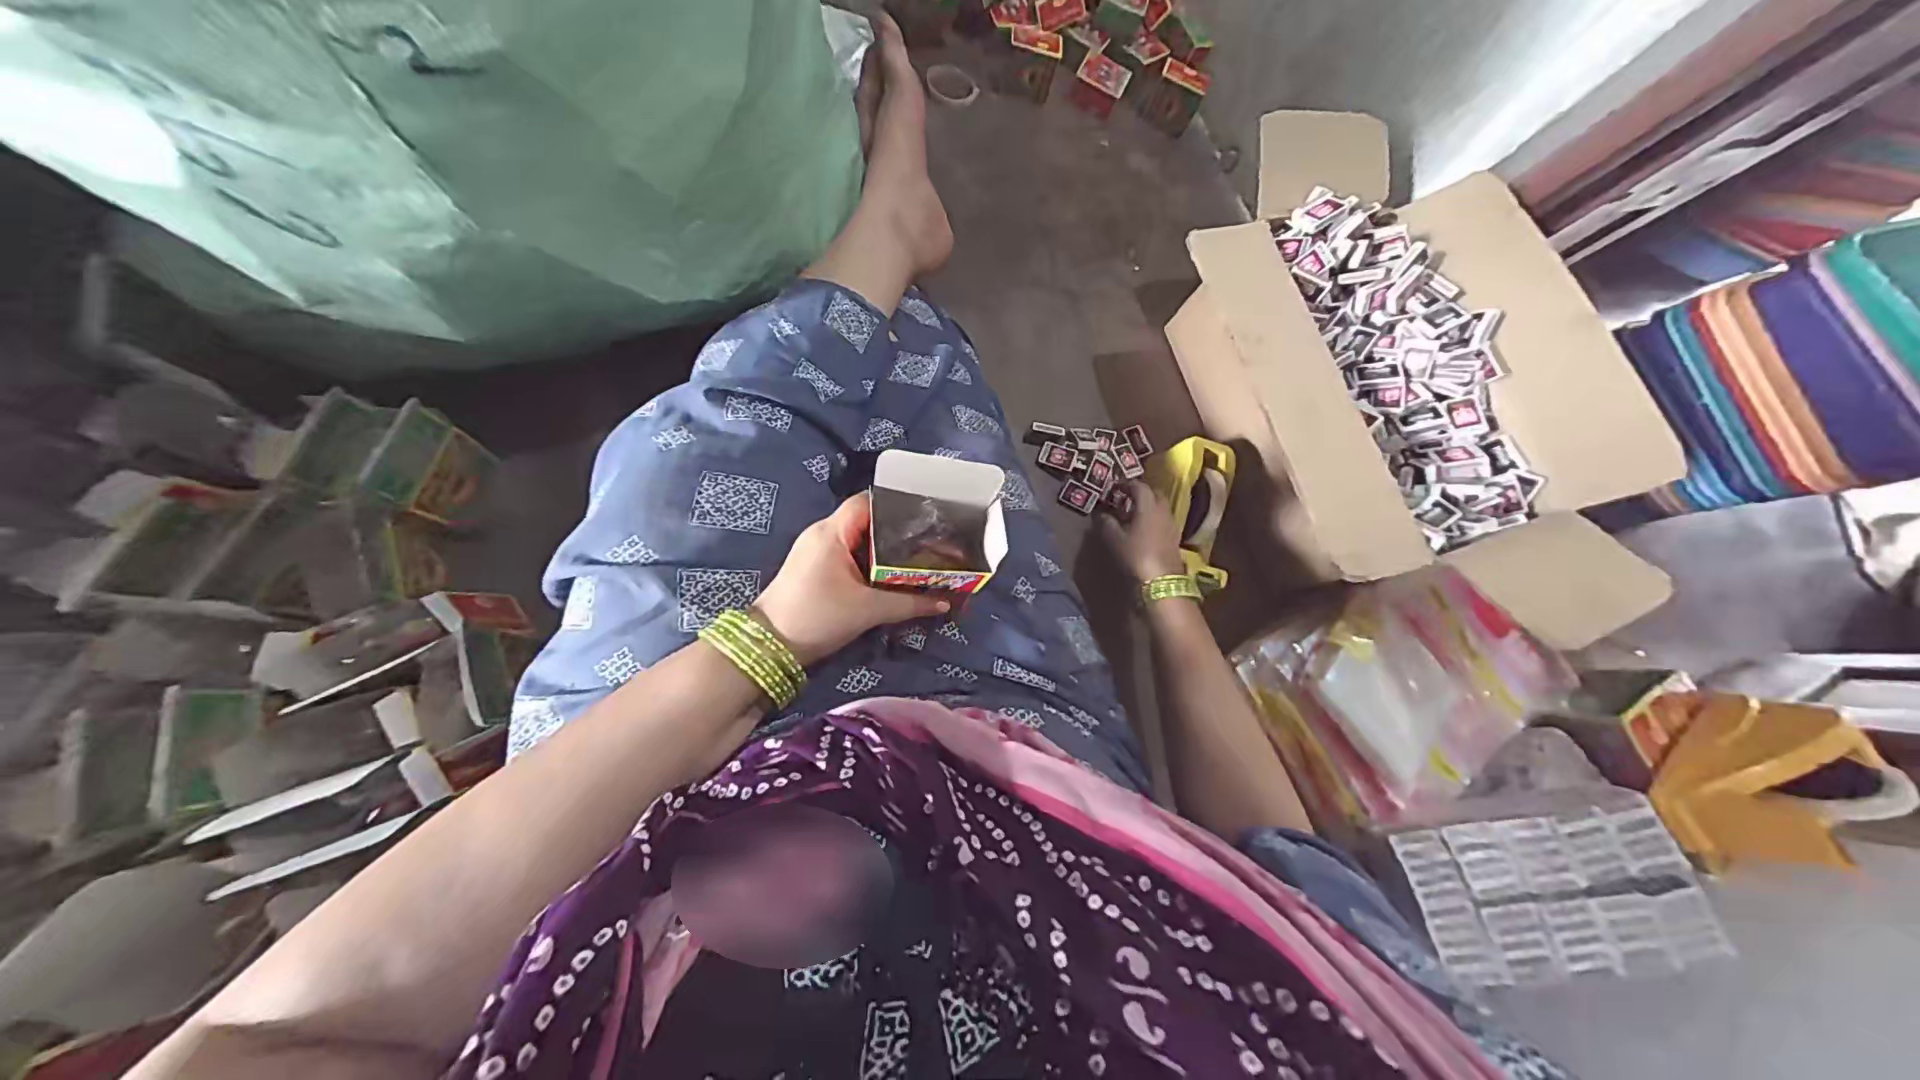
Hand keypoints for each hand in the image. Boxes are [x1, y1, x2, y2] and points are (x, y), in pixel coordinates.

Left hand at [755, 493, 950, 666]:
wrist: (771, 645)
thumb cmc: (818, 617)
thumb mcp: (868, 610)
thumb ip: (909, 603)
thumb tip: (945, 602)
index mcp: (832, 532)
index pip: (868, 502)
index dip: (897, 506)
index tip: (925, 518)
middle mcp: (823, 533)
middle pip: (866, 520)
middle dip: (897, 531)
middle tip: (929, 541)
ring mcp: (816, 550)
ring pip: (858, 539)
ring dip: (884, 549)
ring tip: (916, 557)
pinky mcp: (815, 568)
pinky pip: (848, 554)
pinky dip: (869, 561)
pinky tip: (890, 574)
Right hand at [1096, 481, 1188, 582]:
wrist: (1162, 580)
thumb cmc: (1136, 555)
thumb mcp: (1115, 539)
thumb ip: (1106, 522)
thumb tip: (1100, 513)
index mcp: (1148, 506)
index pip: (1139, 486)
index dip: (1126, 484)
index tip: (1115, 488)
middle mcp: (1163, 510)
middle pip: (1154, 493)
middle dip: (1140, 492)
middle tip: (1125, 497)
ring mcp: (1171, 523)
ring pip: (1160, 506)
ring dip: (1148, 505)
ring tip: (1133, 513)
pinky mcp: (1174, 536)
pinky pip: (1163, 518)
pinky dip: (1153, 516)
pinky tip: (1143, 527)